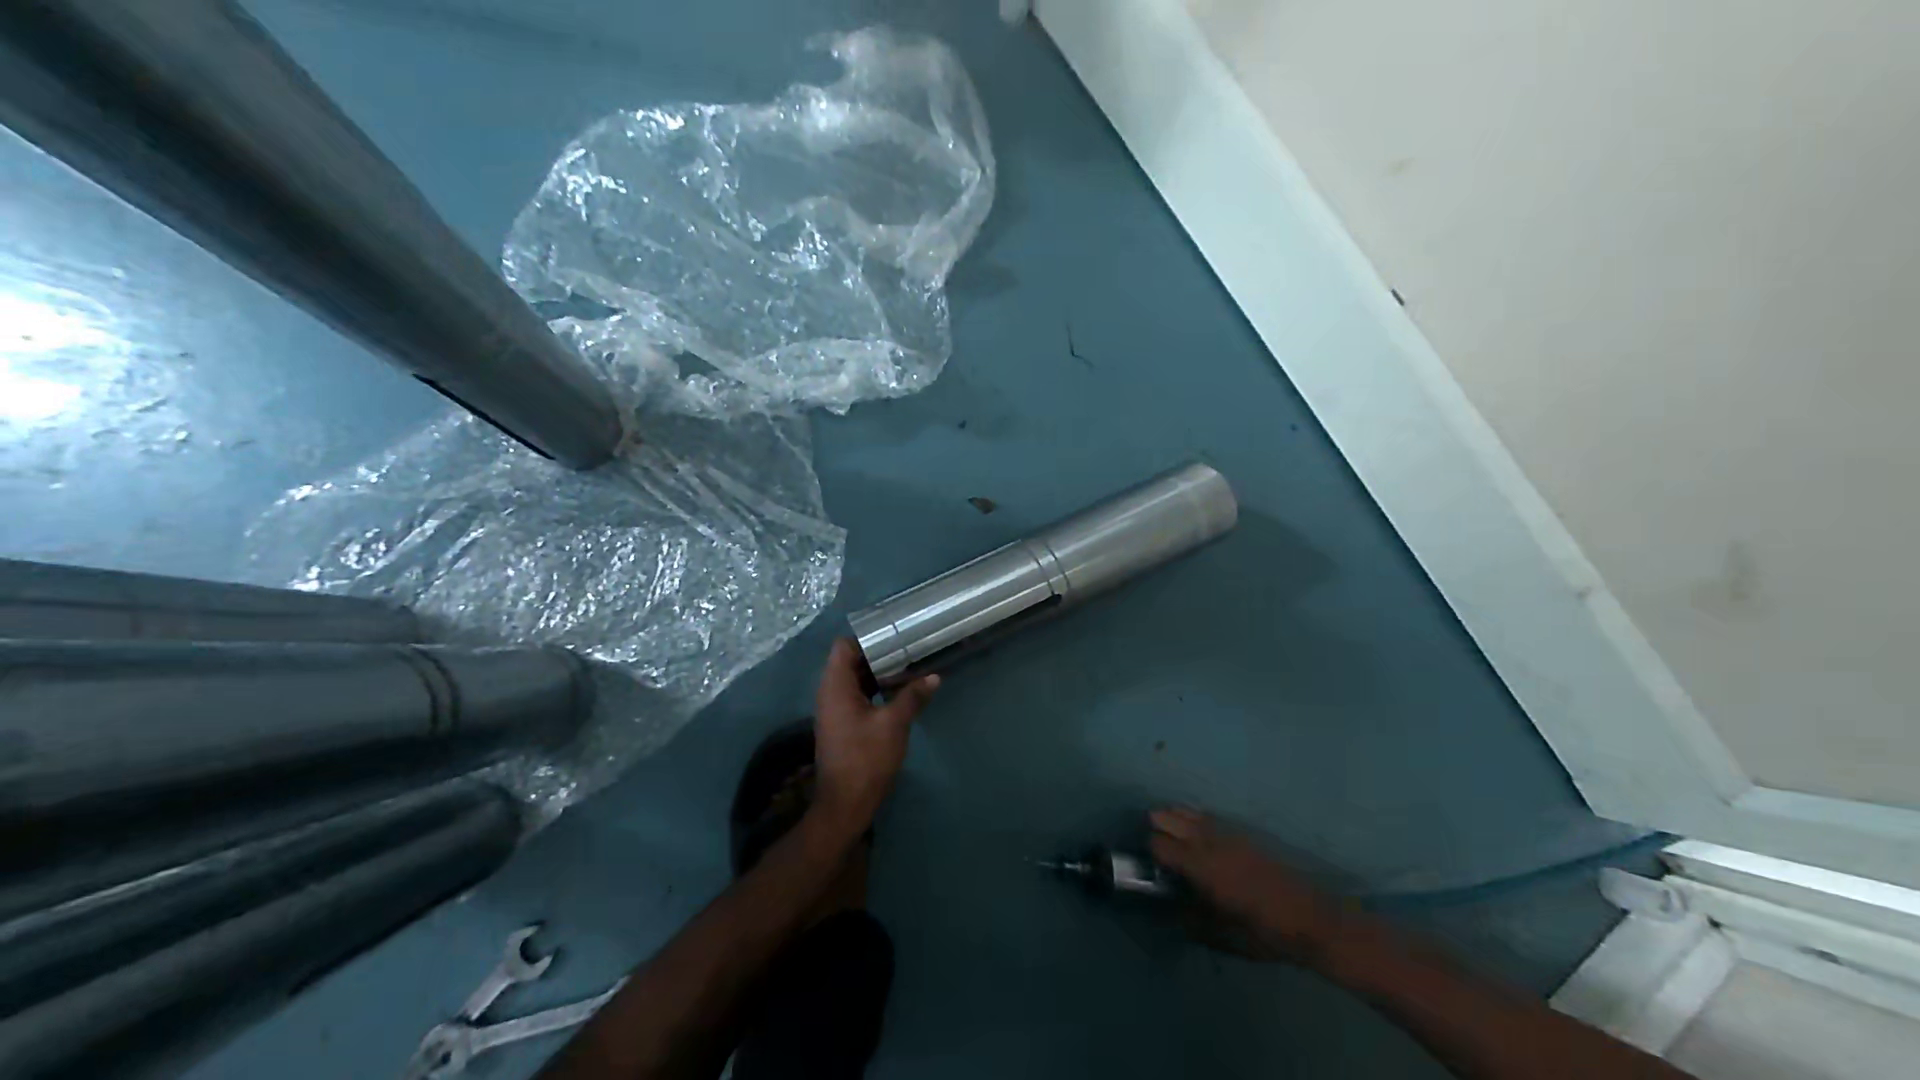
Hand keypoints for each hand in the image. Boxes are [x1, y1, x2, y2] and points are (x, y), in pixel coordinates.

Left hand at [810, 639, 938, 836]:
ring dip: (878, 674)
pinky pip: (857, 696)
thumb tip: (934, 676)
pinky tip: (900, 694)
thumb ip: (912, 696)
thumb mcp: (894, 724)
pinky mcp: (842, 724)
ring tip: (909, 669)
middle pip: (850, 661)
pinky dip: (875, 691)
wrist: (846, 804)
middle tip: (909, 651)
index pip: (844, 646)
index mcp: (835, 686)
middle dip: (878, 655)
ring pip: (855, 680)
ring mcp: (834, 710)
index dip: (867, 639)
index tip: (895, 638)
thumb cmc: (866, 759)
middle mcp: (829, 693)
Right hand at [1150, 807, 1344, 962]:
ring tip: (1165, 821)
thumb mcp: (1225, 938)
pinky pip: (1210, 816)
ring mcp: (1229, 835)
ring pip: (1191, 813)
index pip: (1161, 846)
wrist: (1314, 921)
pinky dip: (1195, 815)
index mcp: (1202, 868)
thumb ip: (1193, 923)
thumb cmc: (1266, 934)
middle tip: (1151, 837)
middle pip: (1172, 820)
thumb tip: (1169, 914)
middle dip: (1157, 825)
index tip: (1145, 859)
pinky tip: (1195, 821)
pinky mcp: (1244, 834)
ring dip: (1175, 815)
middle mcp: (1211, 844)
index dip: (1149, 850)